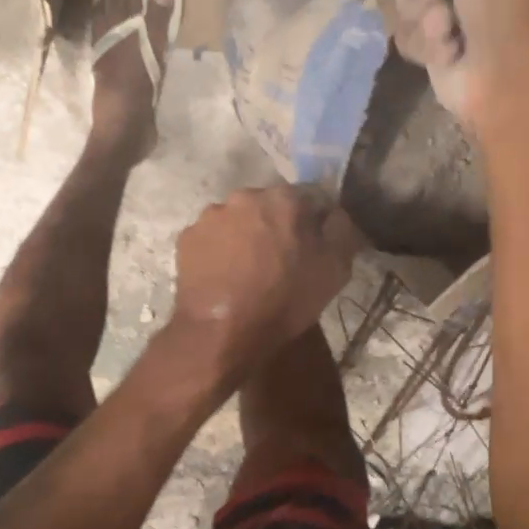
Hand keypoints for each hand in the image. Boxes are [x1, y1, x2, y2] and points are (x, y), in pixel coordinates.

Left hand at [170, 185, 361, 371]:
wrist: (223, 332)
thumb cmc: (285, 300)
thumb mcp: (335, 269)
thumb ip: (341, 229)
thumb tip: (333, 212)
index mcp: (284, 198)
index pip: (308, 197)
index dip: (313, 221)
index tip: (312, 245)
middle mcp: (244, 196)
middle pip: (268, 206)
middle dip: (275, 225)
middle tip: (279, 259)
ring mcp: (211, 216)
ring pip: (236, 220)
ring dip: (245, 236)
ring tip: (247, 271)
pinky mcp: (187, 238)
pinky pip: (211, 238)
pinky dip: (219, 250)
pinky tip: (224, 276)